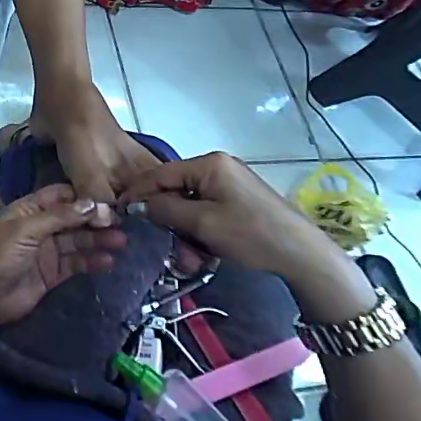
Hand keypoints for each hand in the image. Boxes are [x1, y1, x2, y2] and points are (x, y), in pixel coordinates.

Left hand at [0, 184, 126, 328]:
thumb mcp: (26, 230)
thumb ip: (60, 217)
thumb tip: (93, 204)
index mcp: (29, 210)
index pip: (61, 196)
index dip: (84, 197)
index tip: (109, 199)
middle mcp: (40, 227)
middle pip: (73, 218)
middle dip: (95, 219)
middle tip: (120, 222)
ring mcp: (47, 251)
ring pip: (78, 241)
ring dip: (98, 239)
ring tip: (121, 241)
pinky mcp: (52, 273)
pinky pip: (76, 263)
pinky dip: (92, 260)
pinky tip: (109, 260)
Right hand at [120, 153, 359, 300]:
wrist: (301, 254)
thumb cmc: (250, 234)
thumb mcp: (202, 223)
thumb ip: (165, 210)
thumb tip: (136, 206)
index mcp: (209, 164)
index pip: (161, 173)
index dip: (138, 192)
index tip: (119, 211)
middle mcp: (218, 167)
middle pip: (176, 189)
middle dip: (167, 219)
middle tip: (163, 244)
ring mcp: (230, 184)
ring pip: (191, 204)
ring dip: (185, 230)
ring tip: (191, 257)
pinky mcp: (239, 201)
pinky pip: (208, 211)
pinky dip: (201, 230)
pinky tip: (206, 253)